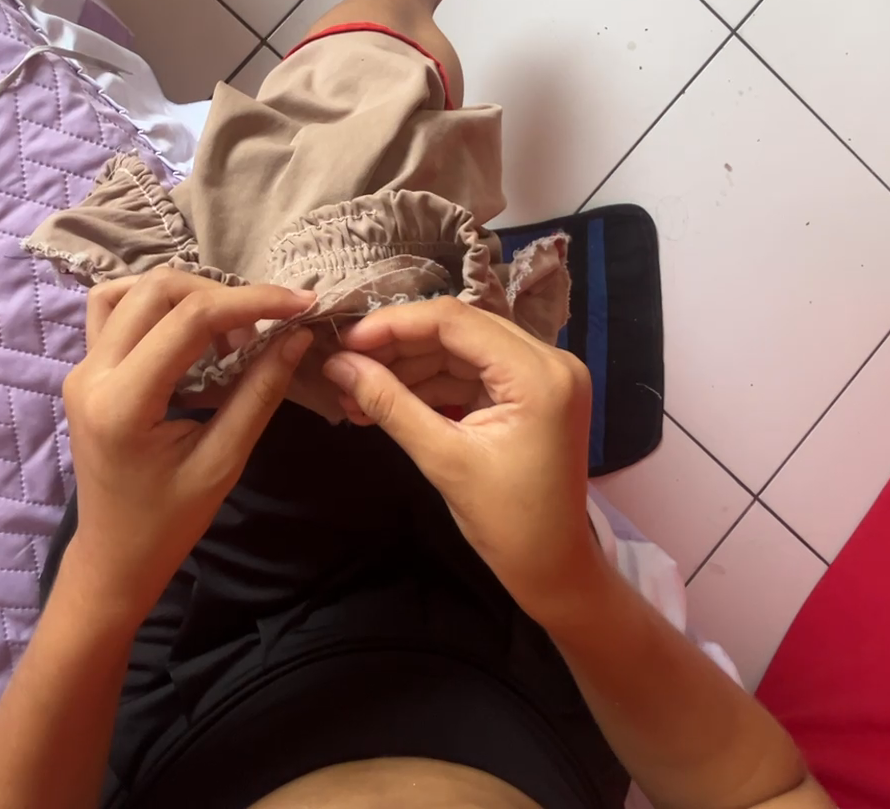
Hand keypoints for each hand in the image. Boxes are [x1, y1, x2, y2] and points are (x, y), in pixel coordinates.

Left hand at [62, 268, 313, 617]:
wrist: (115, 556)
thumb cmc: (170, 521)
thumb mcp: (224, 461)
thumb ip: (259, 392)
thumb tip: (296, 335)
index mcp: (123, 402)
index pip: (190, 320)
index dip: (251, 302)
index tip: (299, 304)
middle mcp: (91, 373)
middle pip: (158, 290)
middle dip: (223, 295)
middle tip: (263, 328)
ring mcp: (82, 367)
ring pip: (132, 290)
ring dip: (188, 294)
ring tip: (227, 328)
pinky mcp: (87, 368)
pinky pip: (113, 309)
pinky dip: (156, 304)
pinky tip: (187, 328)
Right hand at [322, 298, 607, 622]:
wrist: (553, 568)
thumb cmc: (507, 523)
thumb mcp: (442, 459)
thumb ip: (388, 403)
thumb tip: (336, 364)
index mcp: (538, 373)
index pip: (455, 321)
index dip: (393, 325)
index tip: (345, 341)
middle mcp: (548, 359)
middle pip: (457, 329)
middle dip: (397, 346)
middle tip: (345, 366)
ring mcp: (541, 373)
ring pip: (459, 349)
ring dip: (408, 367)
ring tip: (356, 391)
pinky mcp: (529, 390)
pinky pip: (471, 371)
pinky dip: (430, 383)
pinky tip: (387, 398)